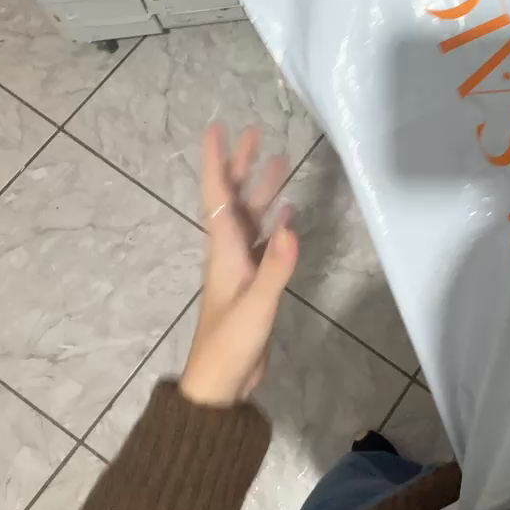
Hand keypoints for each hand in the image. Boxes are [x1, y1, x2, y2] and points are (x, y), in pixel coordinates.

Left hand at [178, 124, 298, 406]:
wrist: (221, 381)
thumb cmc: (231, 343)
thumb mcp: (256, 306)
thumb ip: (275, 268)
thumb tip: (292, 226)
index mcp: (223, 251)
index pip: (218, 196)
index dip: (218, 161)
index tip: (217, 128)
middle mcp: (229, 251)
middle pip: (233, 199)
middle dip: (242, 165)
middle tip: (255, 133)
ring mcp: (241, 266)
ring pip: (251, 217)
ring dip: (262, 189)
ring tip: (280, 161)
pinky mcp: (253, 282)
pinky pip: (264, 242)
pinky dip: (275, 224)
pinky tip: (289, 213)